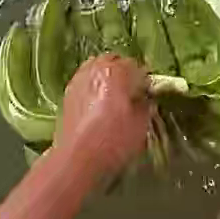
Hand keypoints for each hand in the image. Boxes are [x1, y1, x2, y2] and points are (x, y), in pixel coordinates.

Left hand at [51, 54, 150, 181]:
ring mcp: (80, 76)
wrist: (77, 158)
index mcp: (116, 72)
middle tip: (133, 91)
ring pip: (98, 66)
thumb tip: (145, 98)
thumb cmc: (113, 142)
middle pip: (115, 61)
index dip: (146, 80)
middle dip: (126, 72)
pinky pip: (86, 77)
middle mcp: (97, 68)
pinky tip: (98, 100)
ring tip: (115, 93)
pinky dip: (95, 82)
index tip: (149, 92)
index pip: (137, 67)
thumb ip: (145, 106)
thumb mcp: (140, 126)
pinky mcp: (70, 88)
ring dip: (108, 74)